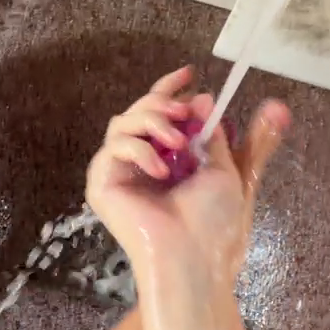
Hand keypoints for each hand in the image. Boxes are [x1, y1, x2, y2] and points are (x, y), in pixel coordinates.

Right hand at [85, 66, 290, 293]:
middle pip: (138, 111)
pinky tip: (161, 169)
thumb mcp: (228, 169)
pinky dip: (138, 149)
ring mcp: (120, 172)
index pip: (160, 113)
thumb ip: (219, 134)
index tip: (188, 73)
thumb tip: (207, 98)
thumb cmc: (214, 222)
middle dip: (162, 103)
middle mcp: (141, 161)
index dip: (169, 89)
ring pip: (122, 123)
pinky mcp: (102, 184)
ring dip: (152, 121)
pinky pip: (113, 149)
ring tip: (177, 140)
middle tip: (184, 112)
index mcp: (168, 157)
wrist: (194, 257)